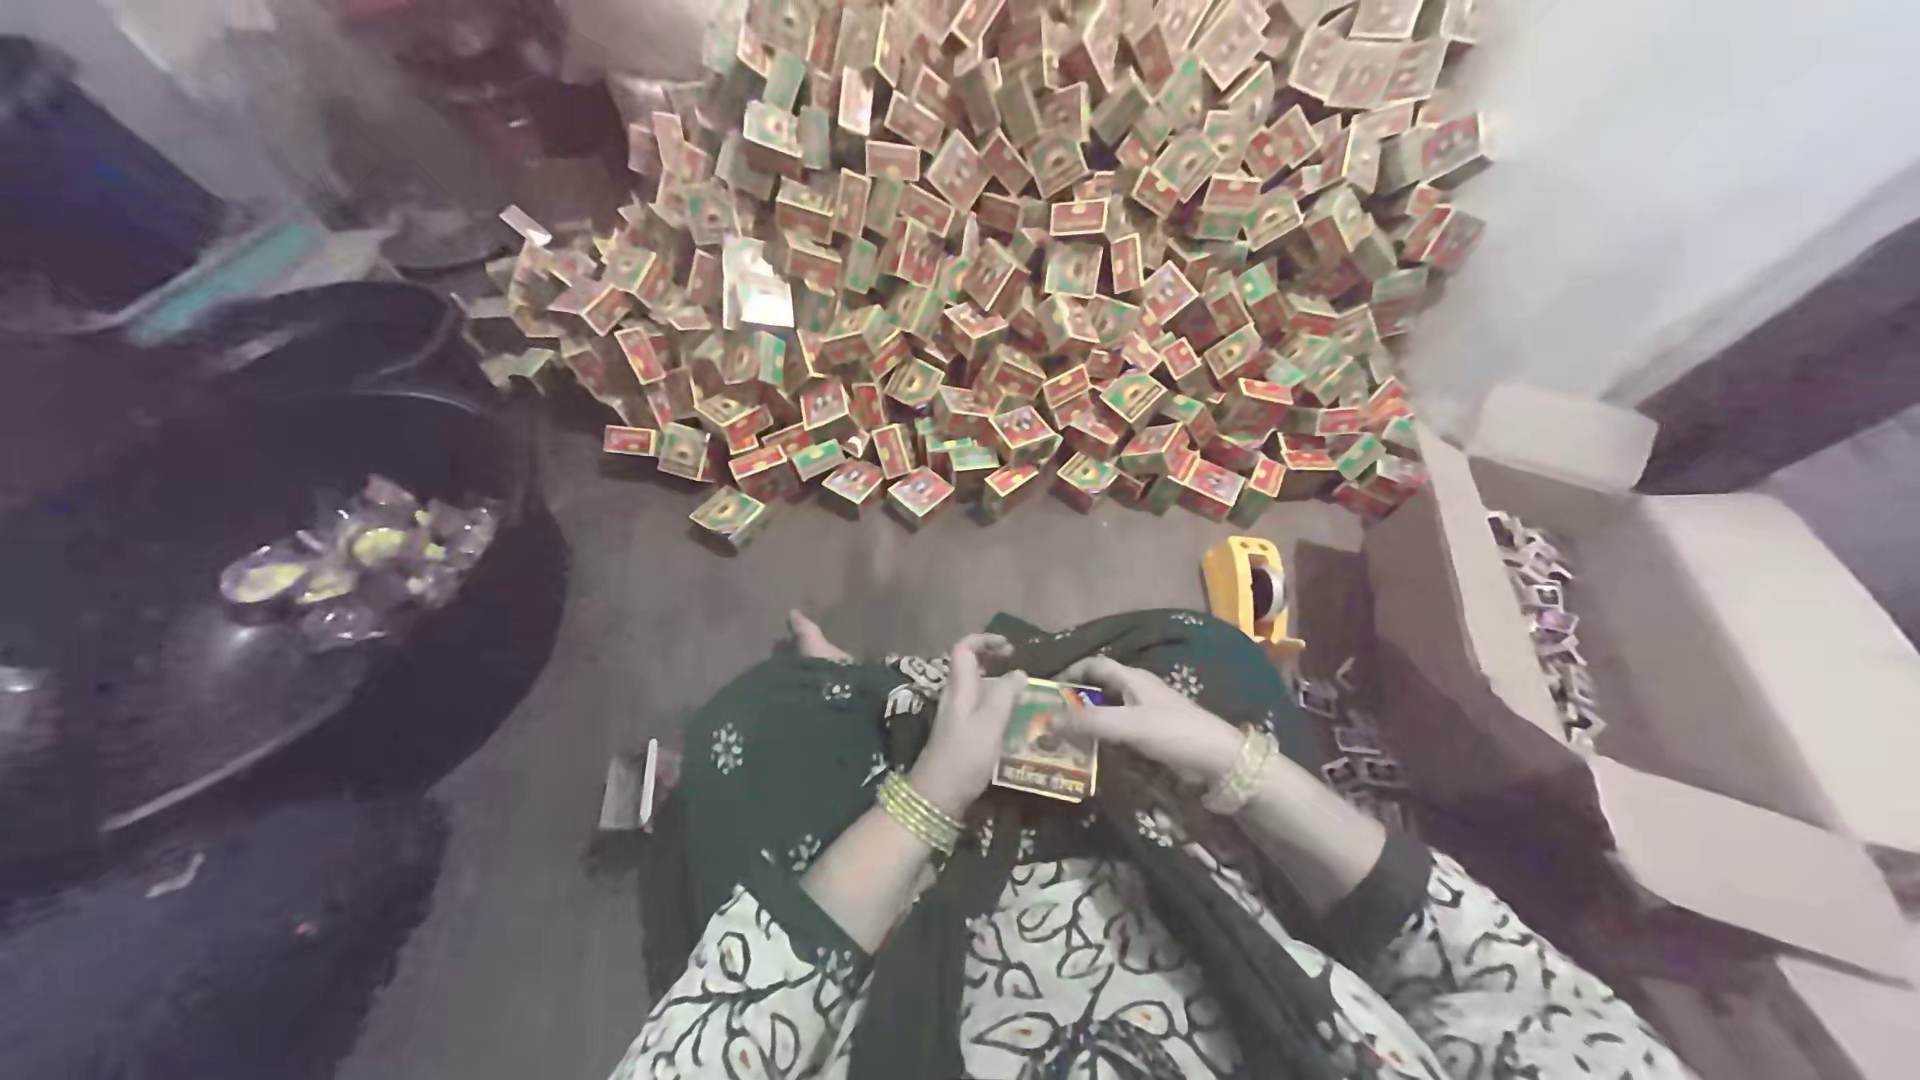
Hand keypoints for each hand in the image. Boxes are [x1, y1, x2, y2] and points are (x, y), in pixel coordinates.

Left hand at [909, 634, 1021, 816]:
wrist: (937, 796)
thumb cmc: (964, 756)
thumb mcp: (989, 723)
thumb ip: (1005, 694)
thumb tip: (1018, 672)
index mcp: (959, 687)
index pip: (964, 648)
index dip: (984, 640)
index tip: (1009, 647)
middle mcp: (956, 696)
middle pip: (973, 667)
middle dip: (998, 664)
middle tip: (1025, 674)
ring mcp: (958, 715)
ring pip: (980, 690)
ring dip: (1002, 688)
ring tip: (1029, 698)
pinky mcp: (963, 733)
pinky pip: (983, 709)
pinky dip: (1000, 708)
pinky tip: (1017, 722)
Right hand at [1057, 656, 1243, 787]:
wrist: (1220, 760)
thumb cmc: (1175, 732)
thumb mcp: (1129, 725)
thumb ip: (1089, 722)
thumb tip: (1047, 720)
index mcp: (1132, 678)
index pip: (1094, 664)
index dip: (1070, 671)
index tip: (1047, 688)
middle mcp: (1137, 690)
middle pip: (1098, 687)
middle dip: (1074, 699)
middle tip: (1050, 717)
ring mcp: (1146, 712)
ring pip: (1108, 710)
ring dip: (1086, 720)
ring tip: (1064, 736)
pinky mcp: (1153, 733)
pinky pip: (1118, 729)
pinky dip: (1101, 735)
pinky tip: (1092, 750)